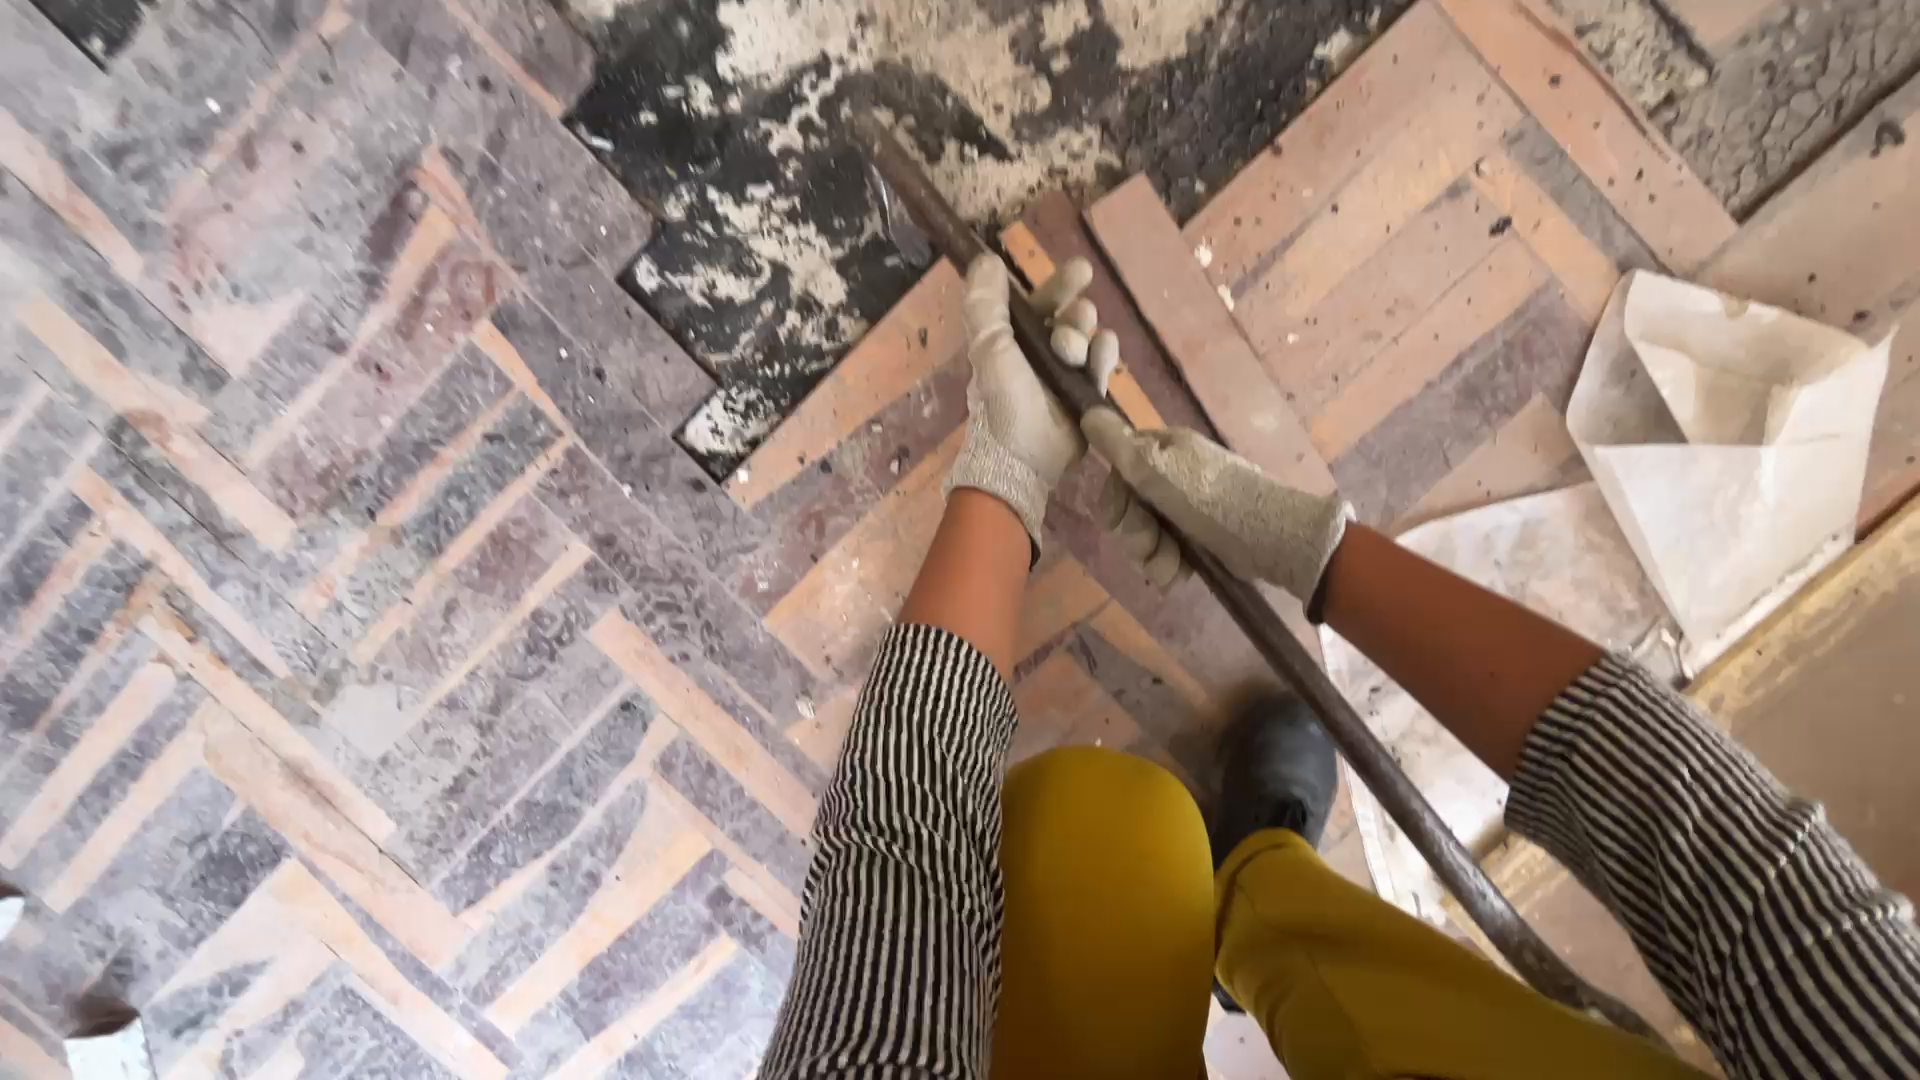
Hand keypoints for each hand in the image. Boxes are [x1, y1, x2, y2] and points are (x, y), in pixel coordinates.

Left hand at [946, 255, 1119, 551]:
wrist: (1025, 453)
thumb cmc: (1002, 398)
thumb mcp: (987, 345)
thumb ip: (984, 303)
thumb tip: (984, 259)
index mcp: (1014, 340)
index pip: (1040, 302)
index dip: (1059, 285)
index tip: (1081, 272)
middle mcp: (1042, 353)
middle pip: (1072, 315)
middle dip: (1076, 312)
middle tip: (1076, 319)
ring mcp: (1067, 373)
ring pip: (1090, 335)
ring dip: (1083, 337)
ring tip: (1070, 355)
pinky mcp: (1089, 393)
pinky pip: (1105, 361)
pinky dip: (1104, 356)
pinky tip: (1097, 361)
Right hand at [1081, 408, 1351, 602]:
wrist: (1272, 539)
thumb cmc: (1212, 500)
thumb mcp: (1159, 470)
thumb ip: (1119, 447)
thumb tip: (1087, 412)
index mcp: (1164, 450)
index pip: (1117, 470)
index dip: (1113, 499)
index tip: (1119, 518)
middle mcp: (1173, 475)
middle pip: (1129, 508)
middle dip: (1134, 534)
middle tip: (1150, 543)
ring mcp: (1187, 508)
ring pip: (1145, 535)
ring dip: (1151, 556)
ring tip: (1171, 566)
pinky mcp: (1199, 537)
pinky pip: (1167, 553)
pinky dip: (1169, 566)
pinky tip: (1181, 574)